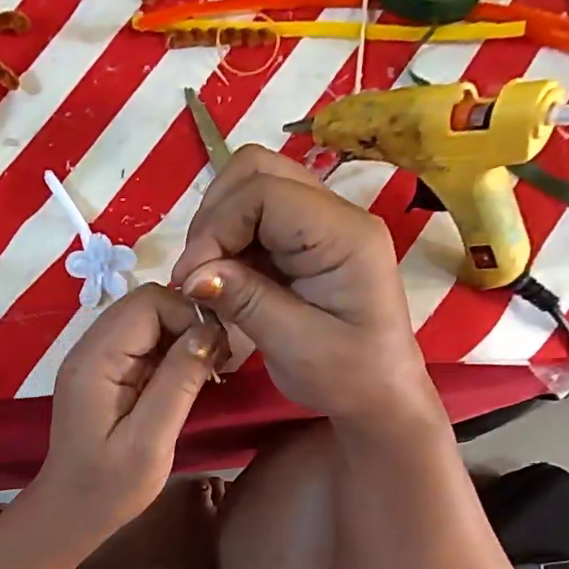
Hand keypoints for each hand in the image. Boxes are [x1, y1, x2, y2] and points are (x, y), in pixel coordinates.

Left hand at [27, 284, 224, 553]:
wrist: (71, 512)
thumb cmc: (109, 486)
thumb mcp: (149, 441)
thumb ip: (178, 382)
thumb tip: (211, 332)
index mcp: (95, 359)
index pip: (149, 302)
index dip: (190, 316)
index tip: (218, 353)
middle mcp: (90, 349)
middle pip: (148, 305)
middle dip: (188, 325)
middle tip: (217, 364)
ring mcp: (95, 361)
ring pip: (147, 324)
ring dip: (181, 340)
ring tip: (206, 374)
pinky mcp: (104, 376)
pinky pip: (142, 347)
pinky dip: (169, 356)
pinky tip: (185, 382)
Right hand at [171, 145, 430, 422]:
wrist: (380, 396)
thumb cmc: (348, 378)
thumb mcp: (294, 345)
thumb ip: (245, 300)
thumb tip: (191, 275)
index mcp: (344, 234)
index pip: (263, 192)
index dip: (215, 227)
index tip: (189, 280)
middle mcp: (334, 215)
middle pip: (256, 172)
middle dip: (213, 218)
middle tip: (195, 275)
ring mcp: (320, 225)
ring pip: (251, 190)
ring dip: (217, 229)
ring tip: (207, 281)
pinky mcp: (304, 243)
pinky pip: (254, 222)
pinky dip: (227, 245)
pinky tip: (223, 283)